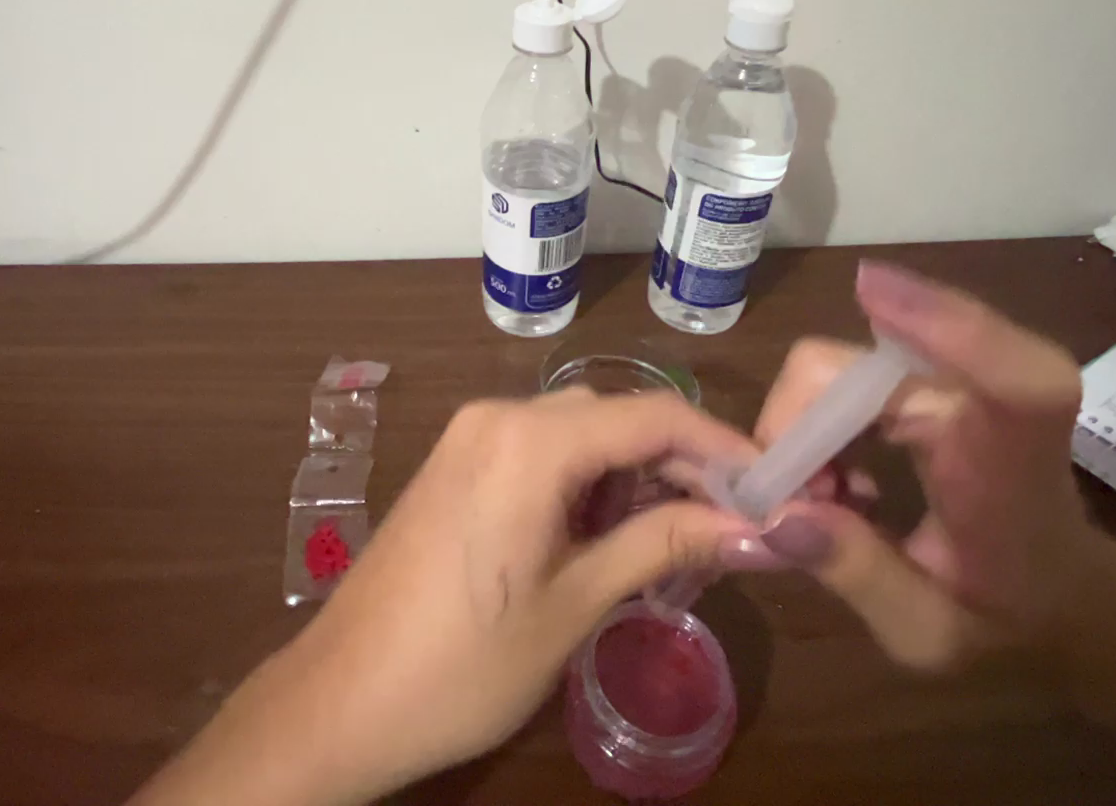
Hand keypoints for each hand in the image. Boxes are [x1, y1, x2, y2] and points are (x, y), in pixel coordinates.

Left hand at [135, 389, 766, 805]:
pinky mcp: (457, 463)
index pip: (652, 416)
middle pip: (614, 417)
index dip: (721, 447)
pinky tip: (611, 525)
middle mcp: (498, 417)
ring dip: (632, 471)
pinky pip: (540, 450)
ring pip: (578, 432)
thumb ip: (663, 543)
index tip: (774, 486)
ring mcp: (470, 437)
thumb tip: (756, 525)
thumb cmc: (462, 662)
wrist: (340, 698)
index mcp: (529, 440)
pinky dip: (587, 478)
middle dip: (678, 461)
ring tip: (681, 530)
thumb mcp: (575, 603)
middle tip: (733, 518)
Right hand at [752, 260, 1115, 669]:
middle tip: (795, 507)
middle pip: (860, 369)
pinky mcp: (920, 383)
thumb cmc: (1013, 621)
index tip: (868, 288)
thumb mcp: (932, 635)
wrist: (1064, 597)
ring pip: (834, 368)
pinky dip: (812, 422)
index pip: (1015, 381)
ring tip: (818, 503)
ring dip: (800, 429)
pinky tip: (830, 479)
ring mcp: (948, 387)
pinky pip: (839, 378)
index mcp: (1015, 471)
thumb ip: (862, 579)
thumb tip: (777, 515)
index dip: (948, 325)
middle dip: (798, 426)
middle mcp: (984, 408)